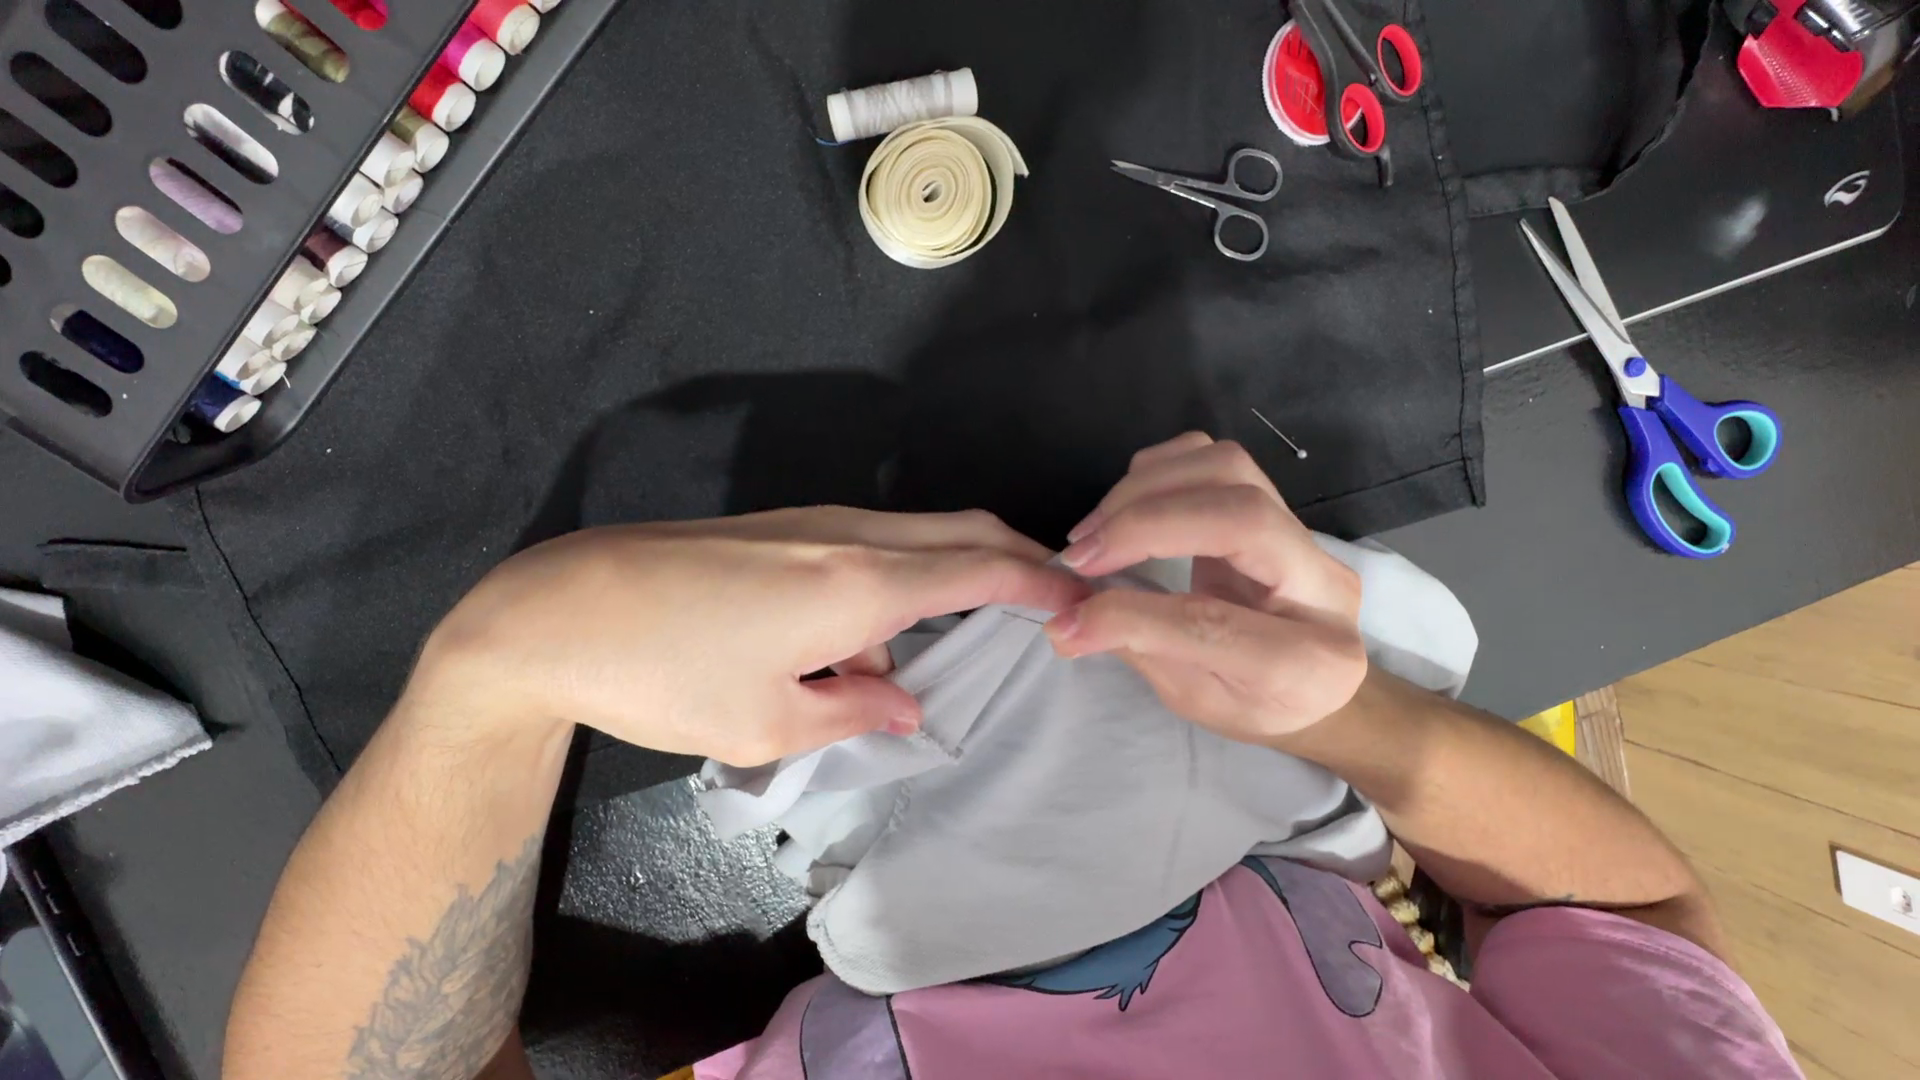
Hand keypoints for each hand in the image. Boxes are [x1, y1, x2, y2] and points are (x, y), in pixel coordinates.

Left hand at [412, 508, 1090, 765]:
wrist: (558, 612)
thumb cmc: (669, 677)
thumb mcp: (770, 724)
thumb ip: (856, 709)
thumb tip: (905, 699)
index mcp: (862, 583)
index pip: (981, 568)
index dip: (1043, 583)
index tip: (1083, 600)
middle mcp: (851, 534)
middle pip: (963, 529)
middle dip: (1021, 557)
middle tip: (1056, 594)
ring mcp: (815, 520)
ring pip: (918, 533)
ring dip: (956, 570)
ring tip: (955, 634)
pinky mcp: (784, 525)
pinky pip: (871, 543)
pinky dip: (902, 576)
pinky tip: (866, 635)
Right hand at [1044, 433, 1366, 743]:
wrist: (1315, 681)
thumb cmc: (1254, 703)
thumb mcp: (1196, 699)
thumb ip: (1139, 650)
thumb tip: (1064, 622)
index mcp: (1307, 662)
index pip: (1214, 622)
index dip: (1130, 614)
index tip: (1069, 620)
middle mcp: (1322, 585)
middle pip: (1240, 515)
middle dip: (1143, 525)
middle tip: (1079, 556)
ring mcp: (1306, 535)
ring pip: (1229, 469)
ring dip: (1146, 489)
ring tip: (1094, 530)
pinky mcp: (1278, 505)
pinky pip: (1218, 458)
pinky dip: (1160, 469)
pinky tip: (1125, 505)